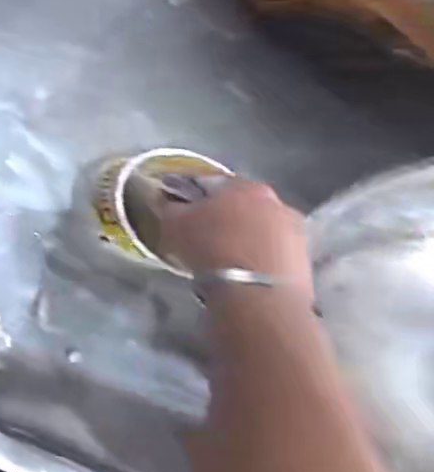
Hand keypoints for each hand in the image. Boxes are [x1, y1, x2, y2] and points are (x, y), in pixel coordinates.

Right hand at [156, 177, 313, 301]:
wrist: (257, 291)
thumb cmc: (208, 244)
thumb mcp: (171, 218)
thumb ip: (167, 202)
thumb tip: (165, 196)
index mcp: (244, 186)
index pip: (208, 181)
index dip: (188, 191)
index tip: (176, 202)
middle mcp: (277, 202)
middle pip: (239, 202)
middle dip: (220, 210)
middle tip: (198, 223)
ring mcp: (298, 230)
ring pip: (257, 223)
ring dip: (240, 229)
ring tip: (219, 245)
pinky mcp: (307, 256)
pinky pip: (271, 244)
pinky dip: (256, 247)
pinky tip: (238, 258)